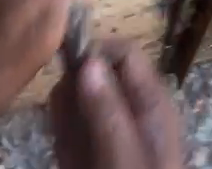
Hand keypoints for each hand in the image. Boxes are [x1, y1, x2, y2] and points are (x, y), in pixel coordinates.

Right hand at [49, 40, 183, 168]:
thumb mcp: (125, 160)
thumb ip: (107, 112)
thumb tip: (86, 60)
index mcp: (151, 105)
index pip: (123, 54)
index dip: (95, 53)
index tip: (68, 71)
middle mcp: (130, 113)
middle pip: (95, 74)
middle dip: (73, 88)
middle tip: (63, 115)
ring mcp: (108, 135)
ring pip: (77, 100)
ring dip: (63, 113)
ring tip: (65, 142)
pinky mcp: (87, 156)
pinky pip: (68, 130)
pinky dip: (60, 135)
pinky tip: (61, 152)